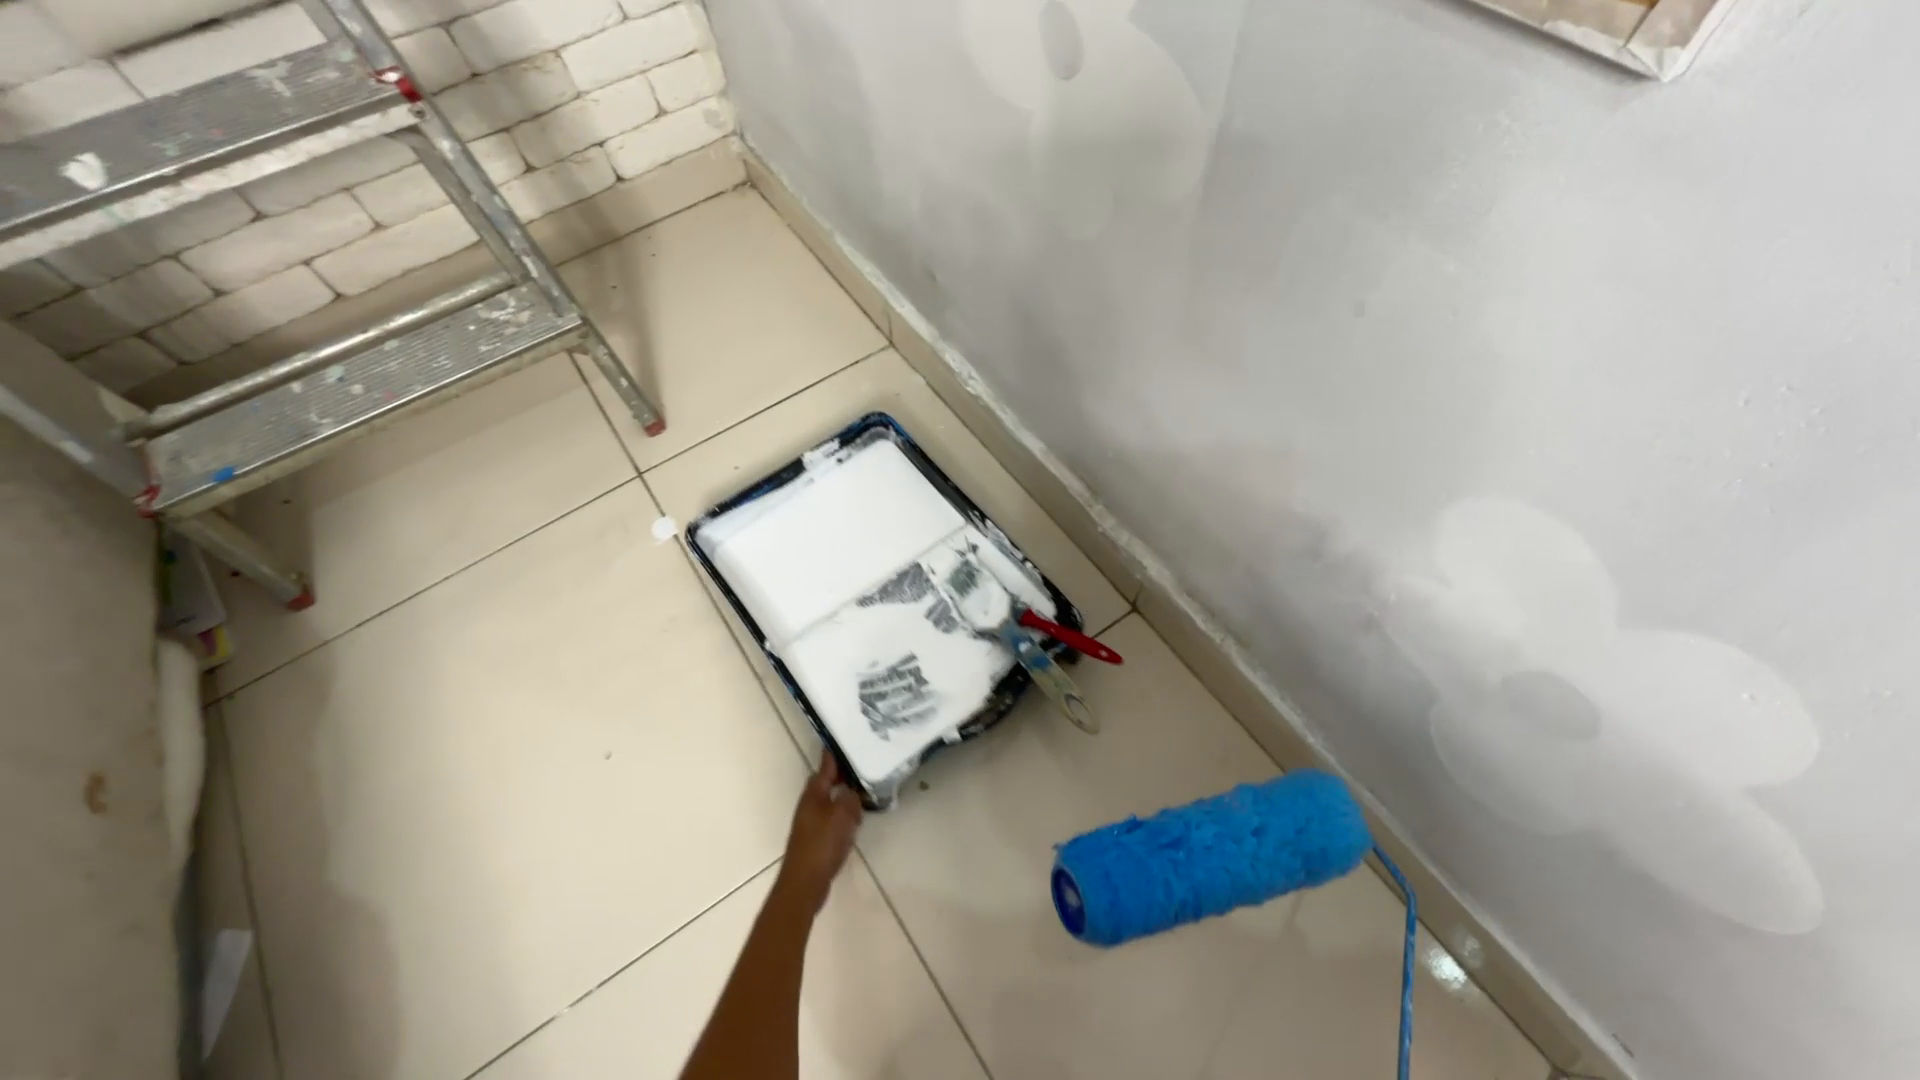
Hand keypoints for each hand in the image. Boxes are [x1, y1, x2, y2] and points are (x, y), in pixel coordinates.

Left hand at [777, 755, 863, 909]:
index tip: (841, 742)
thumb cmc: (823, 844)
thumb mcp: (842, 815)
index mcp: (813, 795)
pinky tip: (855, 823)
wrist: (805, 882)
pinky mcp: (816, 839)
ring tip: (863, 793)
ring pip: (830, 802)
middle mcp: (809, 805)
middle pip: (826, 784)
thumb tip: (851, 790)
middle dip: (841, 776)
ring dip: (844, 798)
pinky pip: (832, 820)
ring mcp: (811, 823)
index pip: (824, 768)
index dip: (833, 756)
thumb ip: (849, 798)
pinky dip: (843, 817)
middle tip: (861, 768)